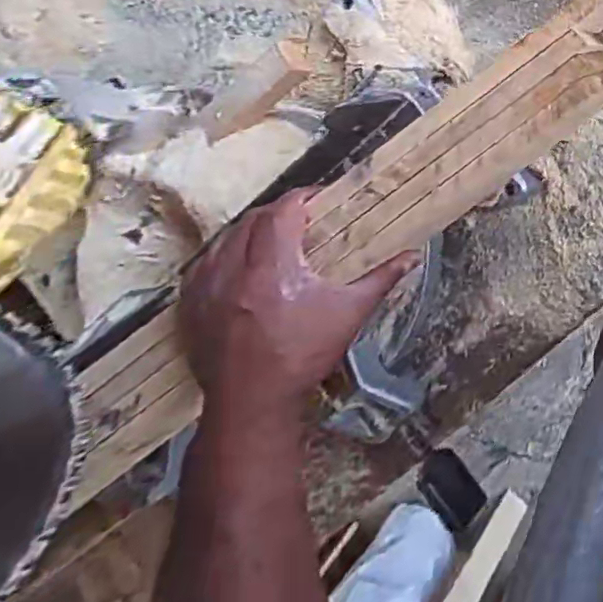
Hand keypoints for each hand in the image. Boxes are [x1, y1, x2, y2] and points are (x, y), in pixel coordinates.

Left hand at [179, 189, 418, 428]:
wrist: (253, 404)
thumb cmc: (303, 355)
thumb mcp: (349, 314)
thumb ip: (380, 279)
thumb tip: (412, 256)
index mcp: (273, 267)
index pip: (282, 212)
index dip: (300, 198)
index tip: (317, 198)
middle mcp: (234, 270)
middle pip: (253, 220)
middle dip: (277, 212)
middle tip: (299, 218)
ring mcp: (207, 289)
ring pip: (224, 239)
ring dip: (248, 230)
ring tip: (269, 237)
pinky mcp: (190, 307)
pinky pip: (201, 264)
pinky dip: (220, 254)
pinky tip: (235, 262)